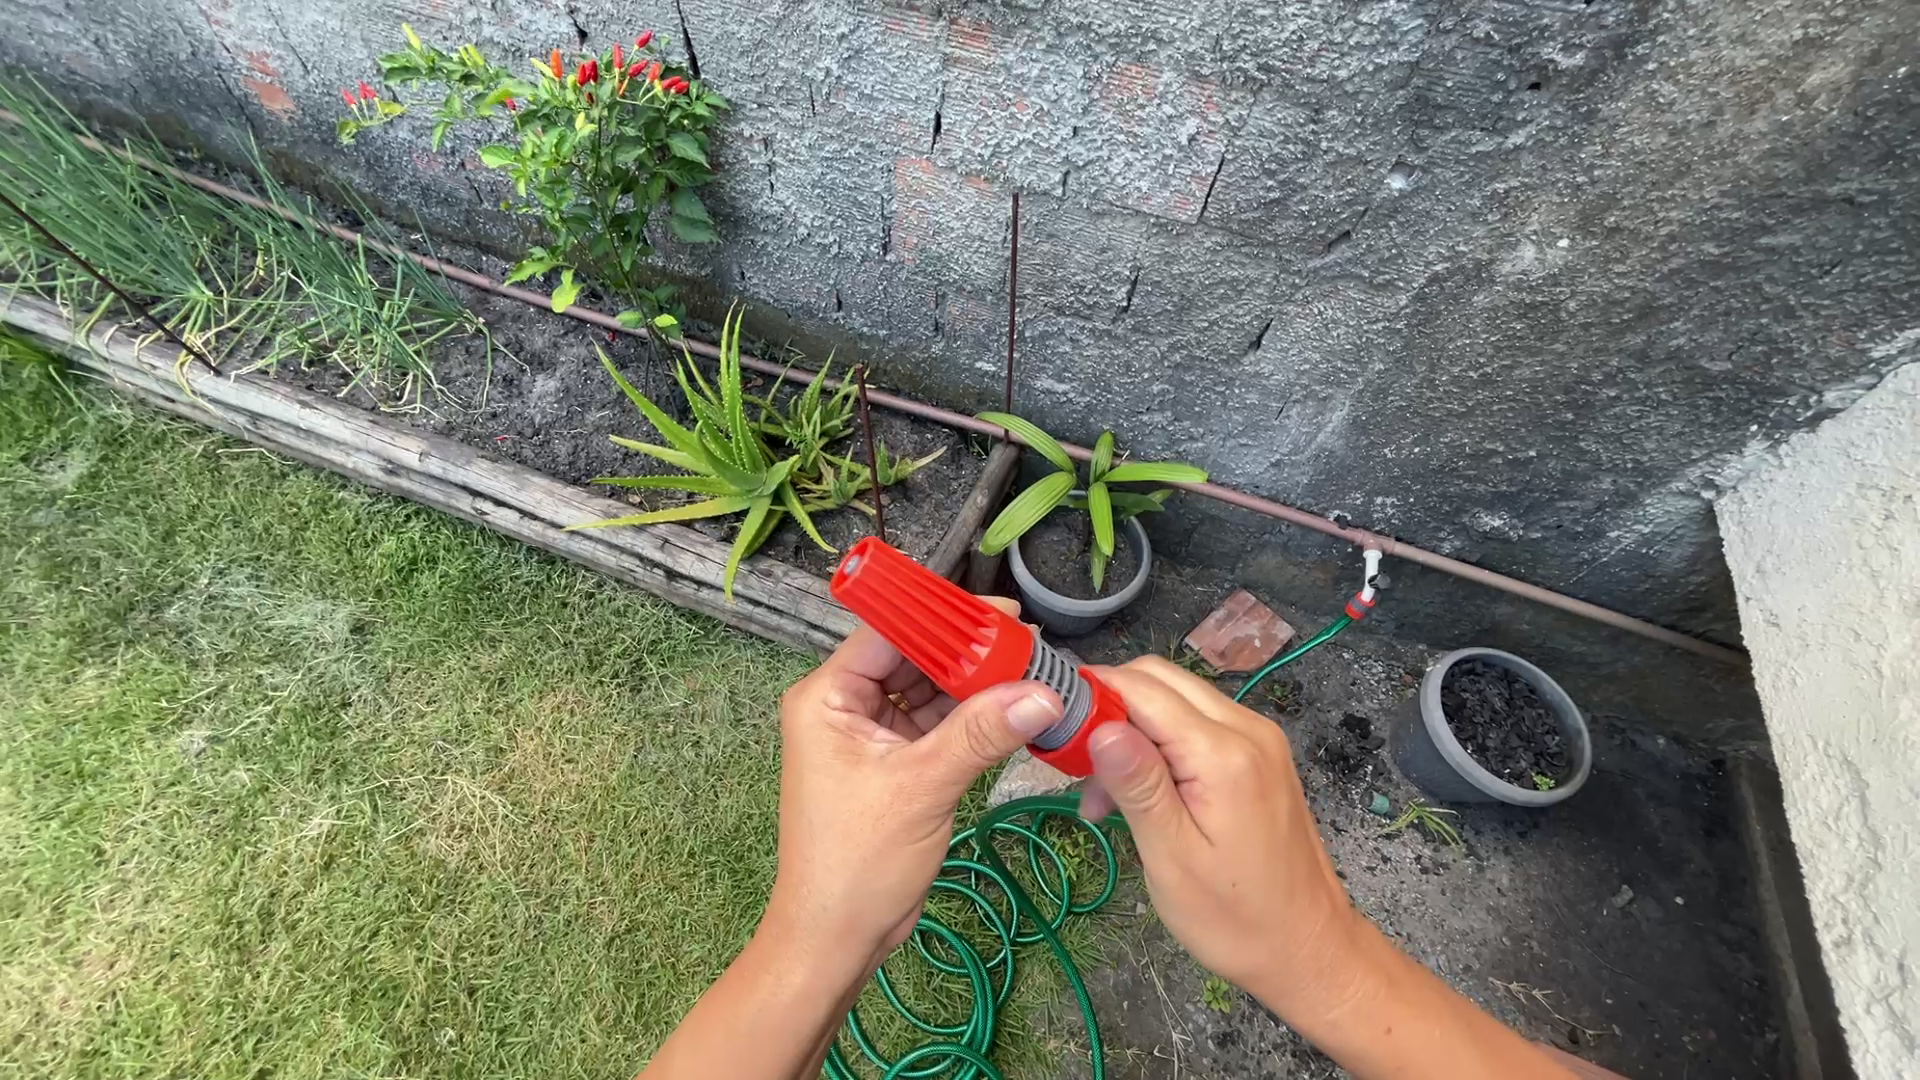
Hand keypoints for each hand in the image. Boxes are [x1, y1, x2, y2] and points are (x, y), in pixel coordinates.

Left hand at [765, 599, 1063, 977]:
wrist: (838, 938)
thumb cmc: (859, 859)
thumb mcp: (922, 786)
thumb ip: (982, 733)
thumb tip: (1045, 693)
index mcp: (828, 695)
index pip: (888, 633)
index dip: (944, 619)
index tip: (1001, 614)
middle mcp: (845, 703)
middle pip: (913, 658)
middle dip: (967, 652)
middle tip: (1026, 640)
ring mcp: (871, 731)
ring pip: (929, 690)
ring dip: (974, 684)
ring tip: (1029, 667)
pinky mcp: (894, 758)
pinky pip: (936, 723)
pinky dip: (971, 717)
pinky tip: (1012, 705)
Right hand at [1080, 656, 1362, 1019]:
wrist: (1310, 952)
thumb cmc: (1235, 917)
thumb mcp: (1173, 857)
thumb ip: (1137, 783)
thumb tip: (1099, 725)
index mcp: (1223, 752)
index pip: (1143, 688)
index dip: (1093, 692)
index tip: (1054, 717)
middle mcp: (1245, 726)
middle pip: (1159, 678)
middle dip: (1110, 705)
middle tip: (1076, 757)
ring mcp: (1256, 736)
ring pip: (1175, 696)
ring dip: (1132, 726)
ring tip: (1102, 792)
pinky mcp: (1257, 751)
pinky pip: (1195, 722)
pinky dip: (1159, 740)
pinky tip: (1138, 789)